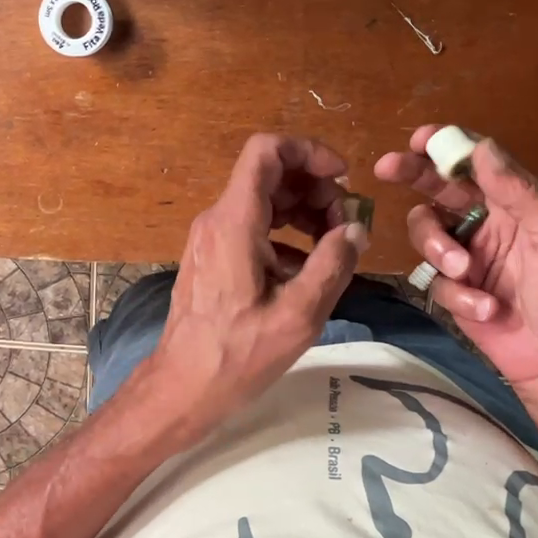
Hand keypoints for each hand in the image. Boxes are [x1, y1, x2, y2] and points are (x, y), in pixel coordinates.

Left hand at [138, 134, 367, 435]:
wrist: (182, 386)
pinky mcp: (213, 258)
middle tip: (346, 225)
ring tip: (334, 246)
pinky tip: (309, 269)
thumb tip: (355, 230)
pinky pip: (253, 228)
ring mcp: (211, 238)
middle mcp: (218, 220)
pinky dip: (286, 236)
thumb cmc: (237, 354)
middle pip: (270, 175)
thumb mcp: (298, 315)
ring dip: (303, 212)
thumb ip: (332, 265)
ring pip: (263, 201)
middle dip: (315, 188)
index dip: (308, 151)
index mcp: (234, 222)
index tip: (342, 177)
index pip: (266, 151)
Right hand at [374, 127, 537, 409]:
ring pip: (427, 232)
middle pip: (440, 188)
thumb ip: (522, 192)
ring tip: (462, 270)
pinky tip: (487, 308)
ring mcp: (469, 258)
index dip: (448, 146)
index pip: (478, 163)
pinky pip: (435, 280)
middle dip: (413, 175)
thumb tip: (481, 148)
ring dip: (436, 245)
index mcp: (519, 203)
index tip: (419, 139)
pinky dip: (457, 293)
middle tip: (386, 167)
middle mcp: (489, 223)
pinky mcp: (455, 293)